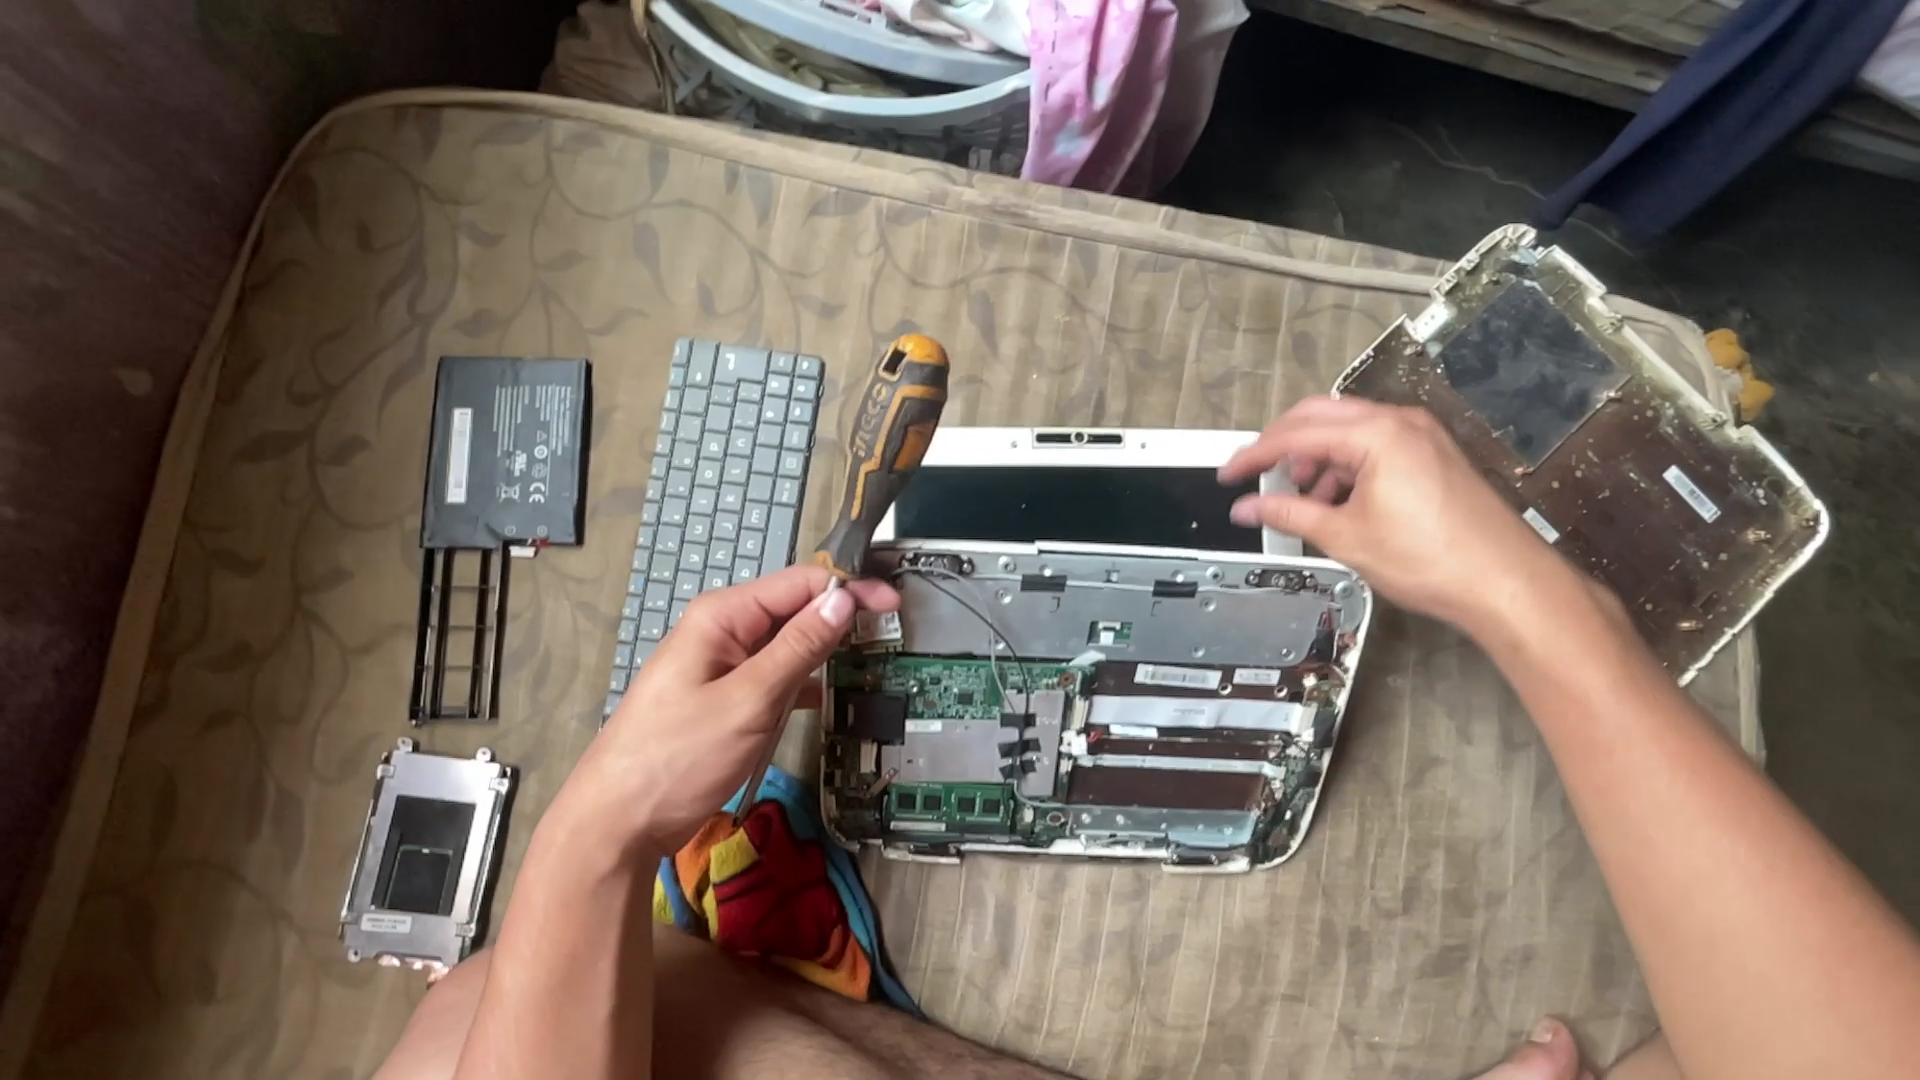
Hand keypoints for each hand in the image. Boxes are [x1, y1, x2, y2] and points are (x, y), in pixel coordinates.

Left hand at [566, 565, 899, 854]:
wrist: (618, 822)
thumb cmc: (679, 757)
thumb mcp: (749, 700)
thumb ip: (799, 648)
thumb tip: (843, 600)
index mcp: (724, 616)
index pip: (800, 584)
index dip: (850, 590)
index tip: (893, 607)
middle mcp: (724, 631)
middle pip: (794, 610)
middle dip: (840, 618)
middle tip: (888, 636)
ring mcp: (723, 665)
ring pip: (787, 645)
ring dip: (823, 652)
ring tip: (867, 661)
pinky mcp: (726, 697)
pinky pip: (774, 675)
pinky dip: (801, 682)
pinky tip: (823, 696)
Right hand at [1219, 396, 1585, 632]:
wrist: (1505, 584)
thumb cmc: (1437, 559)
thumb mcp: (1343, 537)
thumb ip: (1286, 514)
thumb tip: (1249, 508)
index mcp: (1377, 435)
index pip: (1295, 435)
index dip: (1255, 456)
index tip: (1230, 473)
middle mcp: (1401, 424)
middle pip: (1318, 417)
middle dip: (1281, 447)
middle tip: (1255, 476)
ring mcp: (1420, 438)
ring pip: (1346, 431)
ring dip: (1314, 459)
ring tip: (1298, 499)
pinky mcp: (1431, 456)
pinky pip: (1372, 447)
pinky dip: (1343, 467)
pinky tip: (1335, 502)